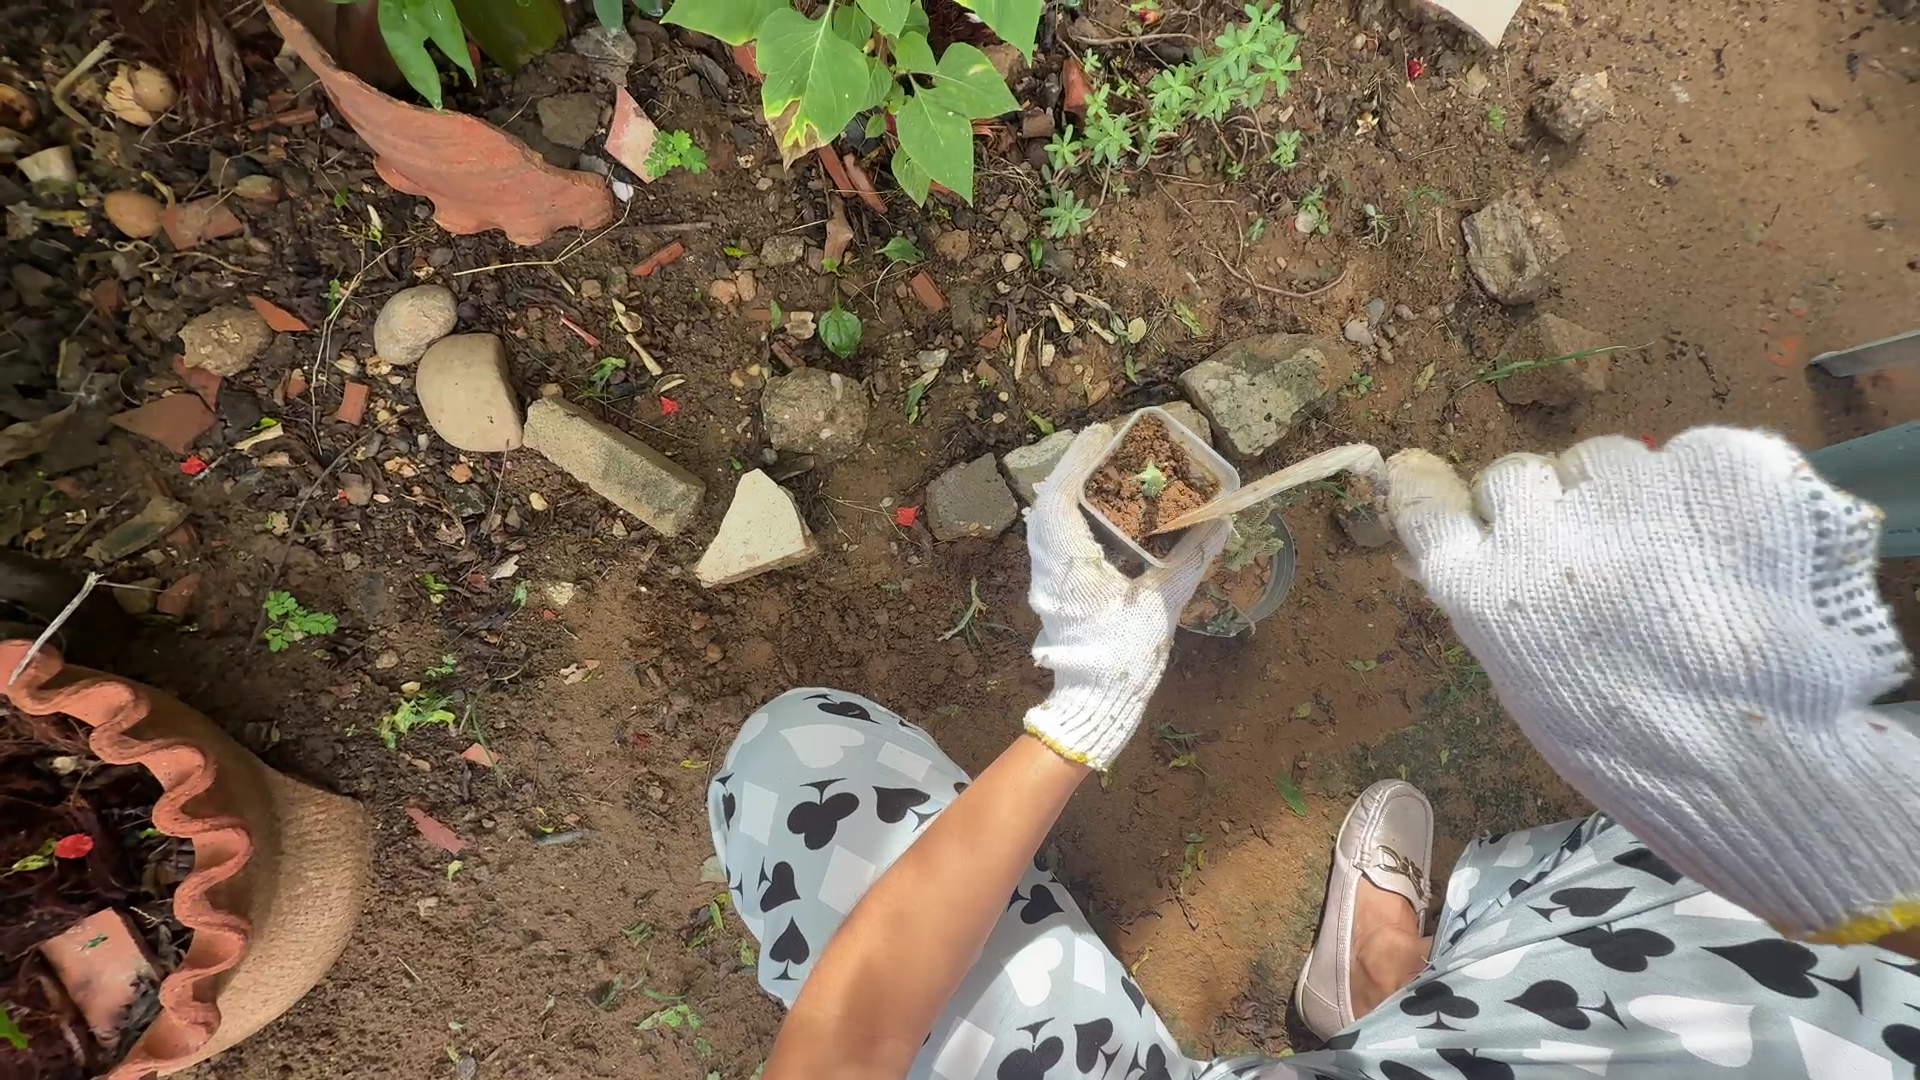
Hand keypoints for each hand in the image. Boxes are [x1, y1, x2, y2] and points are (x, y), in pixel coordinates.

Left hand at [1022, 425, 1228, 769]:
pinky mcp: (1049, 589)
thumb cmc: (1123, 657)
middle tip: (1107, 446)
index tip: (1100, 434)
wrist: (1092, 705)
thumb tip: (1222, 521)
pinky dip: (1070, 515)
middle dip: (1075, 468)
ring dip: (1070, 490)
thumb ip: (1191, 560)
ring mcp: (1043, 579)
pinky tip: (1096, 511)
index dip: (1077, 460)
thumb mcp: (1162, 605)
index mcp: (1069, 564)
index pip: (1060, 496)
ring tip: (1103, 471)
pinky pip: (1052, 538)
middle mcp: (1047, 566)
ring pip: (1046, 519)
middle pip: (1049, 501)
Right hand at [1387, 428, 1918, 941]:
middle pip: (1514, 475)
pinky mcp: (1724, 478)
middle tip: (1582, 540)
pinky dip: (1706, 485)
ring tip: (1669, 544)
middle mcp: (1538, 536)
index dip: (1423, 488)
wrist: (1759, 761)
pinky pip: (1695, 453)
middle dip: (1539, 499)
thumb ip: (1485, 599)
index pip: (1426, 510)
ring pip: (1603, 458)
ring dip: (1621, 490)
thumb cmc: (1614, 735)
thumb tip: (1450, 554)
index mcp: (1480, 589)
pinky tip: (1731, 535)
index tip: (1421, 473)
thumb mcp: (1514, 668)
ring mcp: (1631, 501)